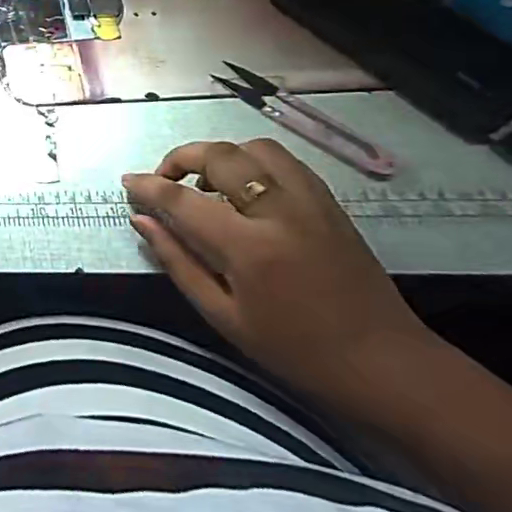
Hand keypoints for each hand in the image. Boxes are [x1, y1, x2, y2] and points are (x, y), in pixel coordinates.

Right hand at [123, 139, 441, 412]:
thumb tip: (141, 220)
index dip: (148, 186)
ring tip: (206, 184)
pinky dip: (252, 161)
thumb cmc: (295, 350)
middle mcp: (279, 211)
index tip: (127, 183)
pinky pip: (283, 160)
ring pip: (253, 148)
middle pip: (219, 156)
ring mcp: (309, 200)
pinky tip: (243, 188)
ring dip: (219, 156)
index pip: (183, 199)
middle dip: (180, 159)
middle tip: (163, 181)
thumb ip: (178, 261)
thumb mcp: (224, 316)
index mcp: (249, 247)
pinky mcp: (328, 201)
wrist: (384, 363)